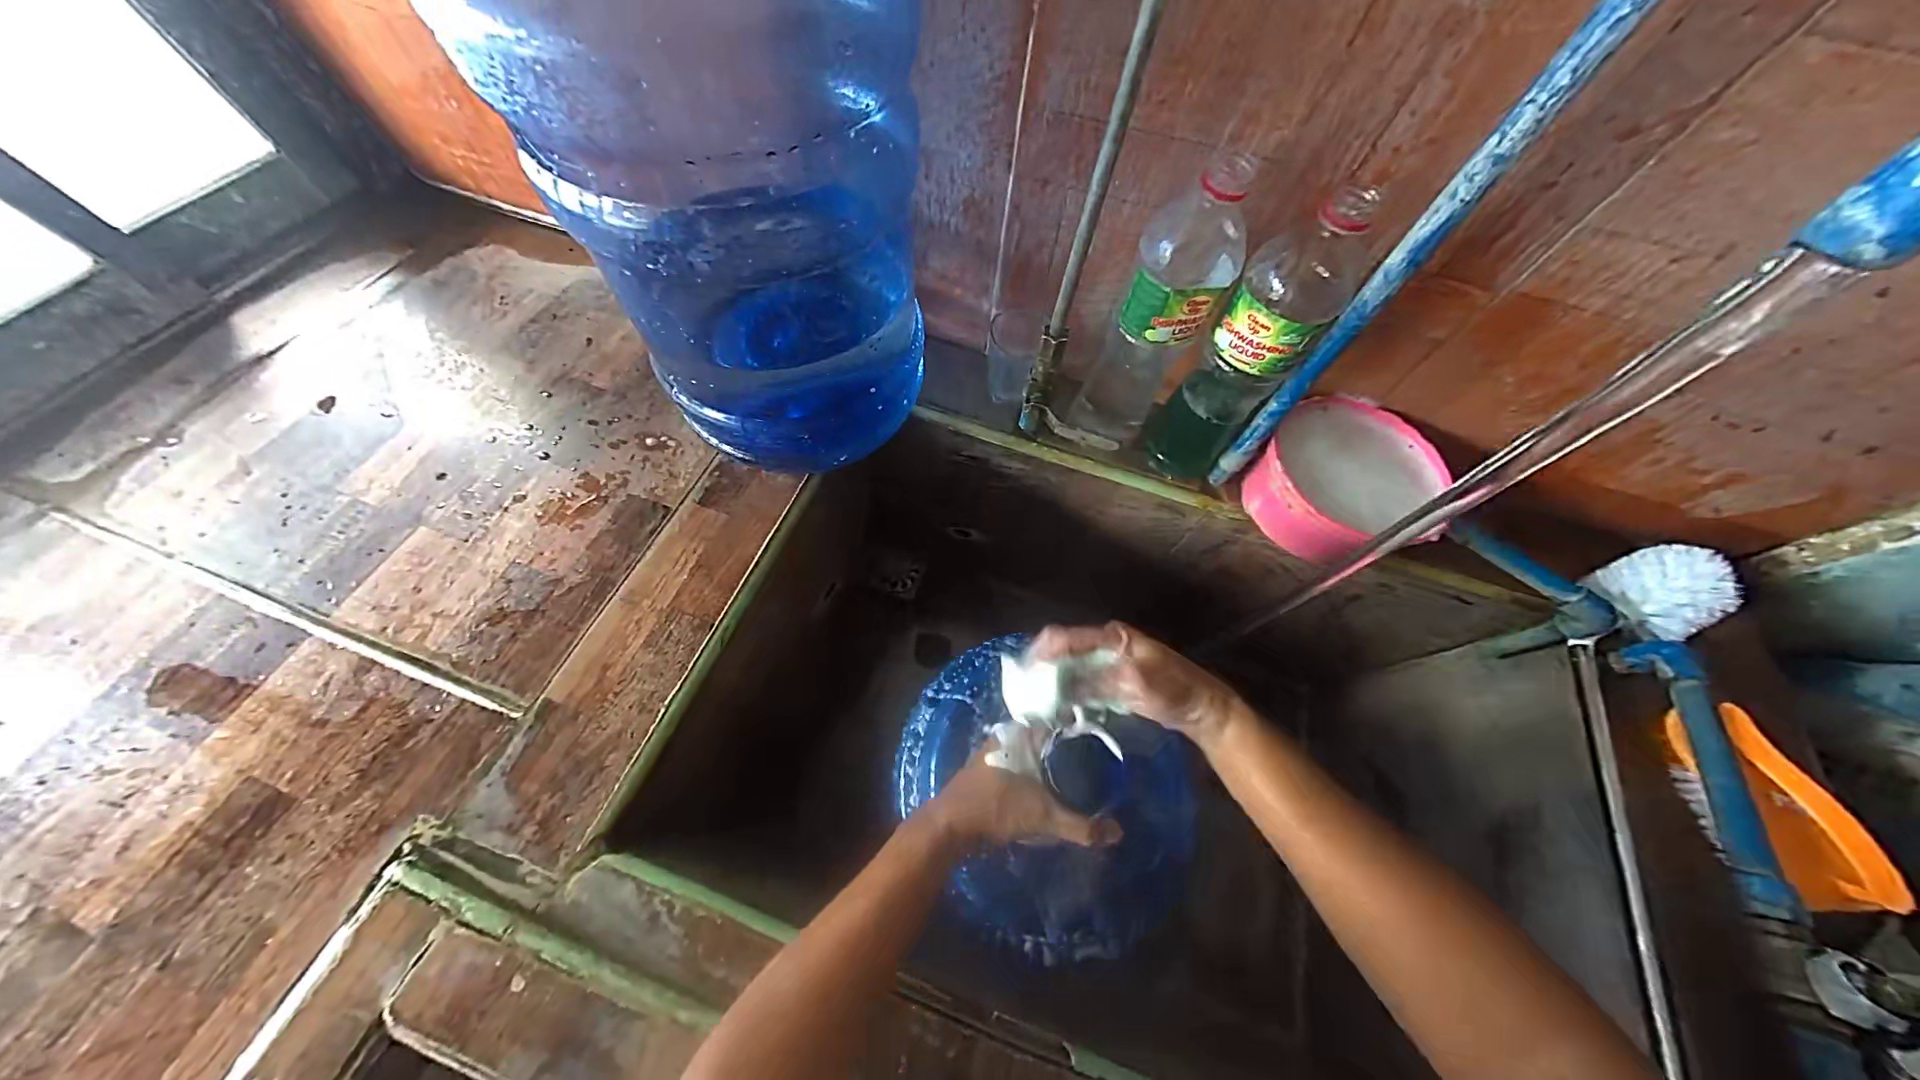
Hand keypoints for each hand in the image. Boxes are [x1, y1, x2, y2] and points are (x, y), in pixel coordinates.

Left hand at [923, 750, 1121, 848]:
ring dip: (1048, 765)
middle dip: (1065, 751)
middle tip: (1092, 765)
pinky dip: (1033, 776)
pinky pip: (1018, 767)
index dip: (1077, 732)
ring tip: (1075, 779)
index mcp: (1019, 734)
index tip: (1099, 744)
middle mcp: (1005, 737)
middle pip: (1044, 739)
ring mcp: (992, 753)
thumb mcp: (1043, 817)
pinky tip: (1047, 791)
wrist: (949, 827)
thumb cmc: (996, 809)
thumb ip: (1081, 826)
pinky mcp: (984, 772)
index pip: (1055, 723)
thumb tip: (1117, 833)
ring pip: (1029, 754)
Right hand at [1031, 622, 1244, 750]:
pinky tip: (1052, 711)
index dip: (1042, 650)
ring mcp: (1106, 666)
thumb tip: (1076, 677)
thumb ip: (1109, 676)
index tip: (1023, 671)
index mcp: (1111, 637)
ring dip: (1050, 685)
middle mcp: (1104, 646)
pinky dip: (1065, 696)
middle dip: (1041, 669)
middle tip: (1022, 692)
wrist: (1203, 709)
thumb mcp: (1146, 681)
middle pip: (1063, 652)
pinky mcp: (1109, 684)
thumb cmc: (1177, 689)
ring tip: (1030, 704)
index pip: (1066, 636)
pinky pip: (1079, 686)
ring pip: (1068, 670)